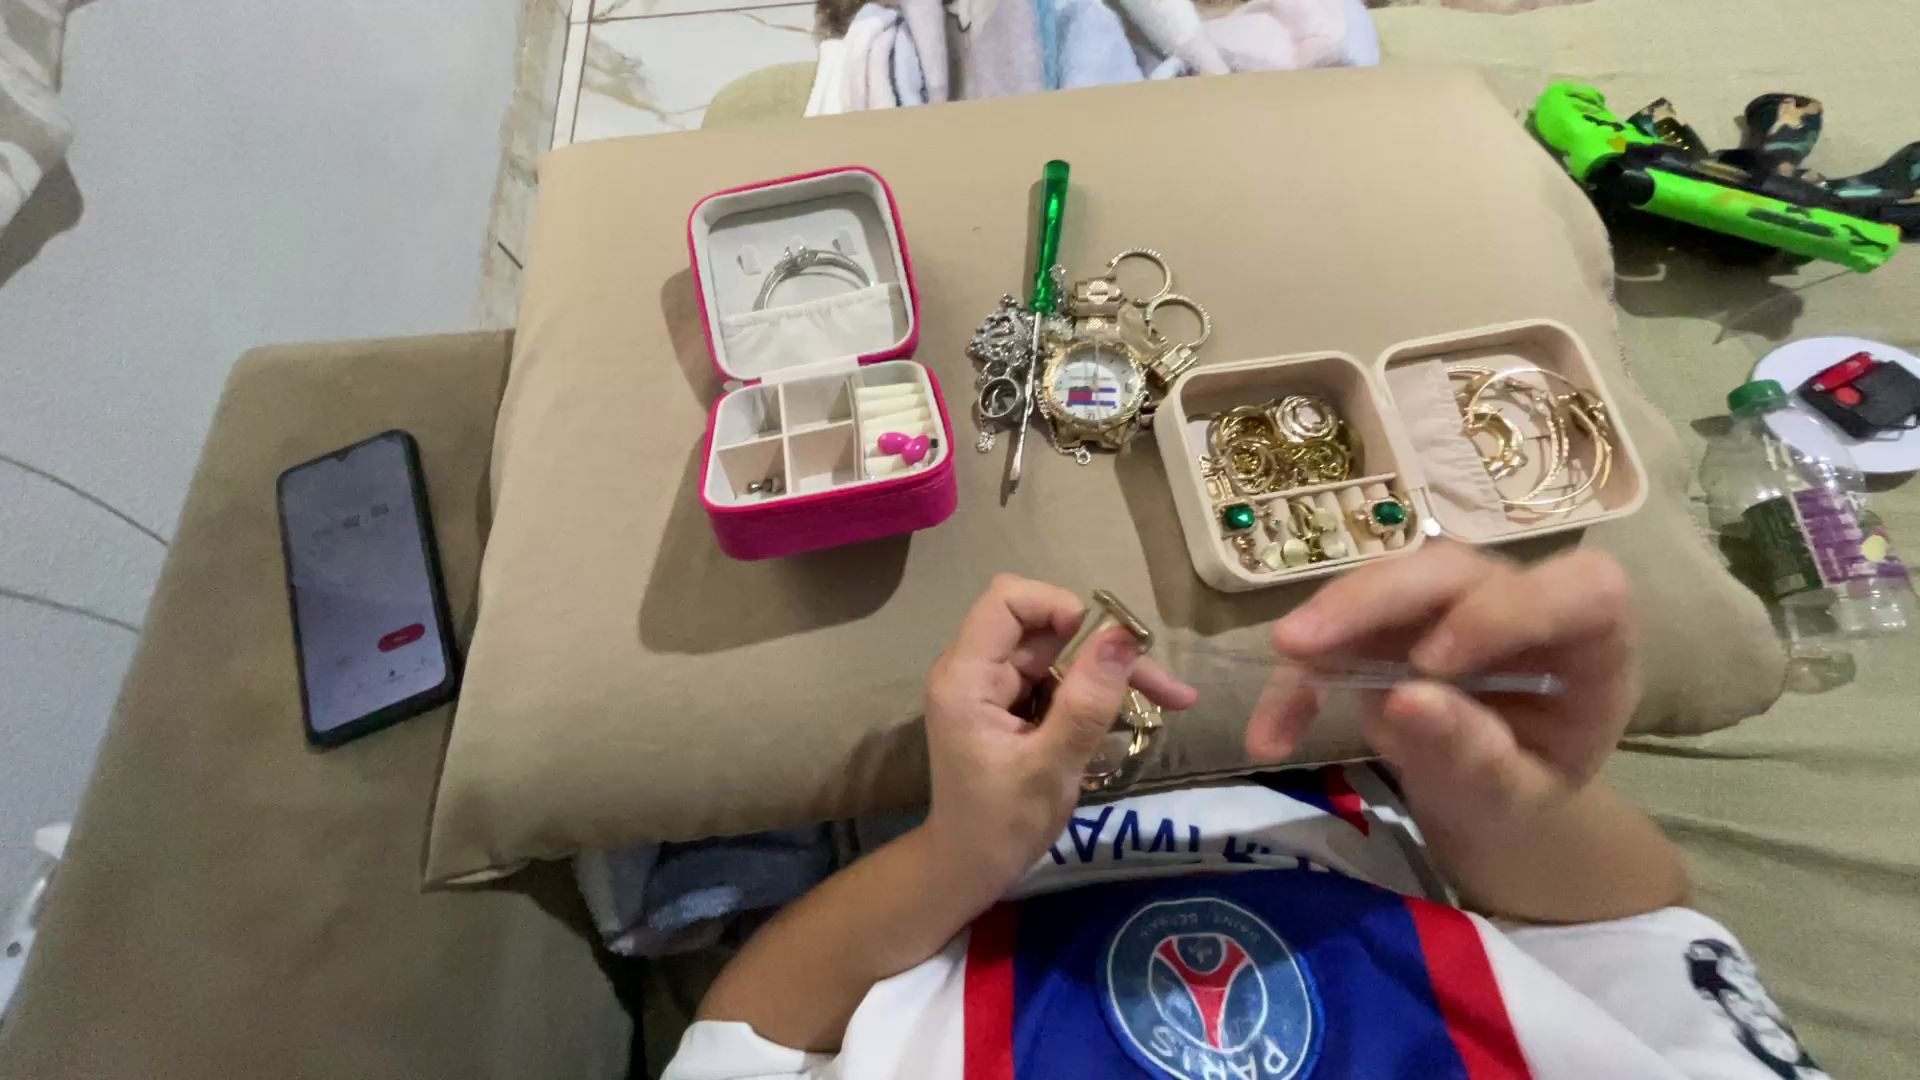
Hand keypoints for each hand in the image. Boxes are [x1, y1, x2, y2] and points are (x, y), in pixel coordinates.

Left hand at [922, 575, 1198, 898]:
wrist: (970, 868)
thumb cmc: (1001, 825)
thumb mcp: (1051, 768)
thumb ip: (1086, 703)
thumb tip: (1123, 636)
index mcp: (966, 676)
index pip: (1007, 601)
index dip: (1058, 606)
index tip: (1105, 642)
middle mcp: (975, 669)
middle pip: (1044, 628)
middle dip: (1104, 649)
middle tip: (1164, 687)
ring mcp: (993, 685)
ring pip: (1059, 652)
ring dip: (1109, 673)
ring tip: (1169, 700)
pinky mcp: (1011, 702)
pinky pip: (1058, 678)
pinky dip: (1094, 692)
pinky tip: (1133, 715)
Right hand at [1247, 543, 1638, 833]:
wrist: (1481, 787)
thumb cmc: (1518, 787)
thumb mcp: (1508, 792)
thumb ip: (1471, 751)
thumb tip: (1404, 699)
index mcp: (1584, 639)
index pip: (1573, 590)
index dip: (1502, 613)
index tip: (1431, 666)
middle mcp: (1510, 600)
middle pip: (1444, 573)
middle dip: (1369, 602)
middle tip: (1300, 643)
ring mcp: (1440, 604)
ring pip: (1380, 583)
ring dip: (1324, 620)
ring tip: (1284, 664)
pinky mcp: (1385, 619)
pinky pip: (1333, 630)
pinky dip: (1296, 681)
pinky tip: (1272, 734)